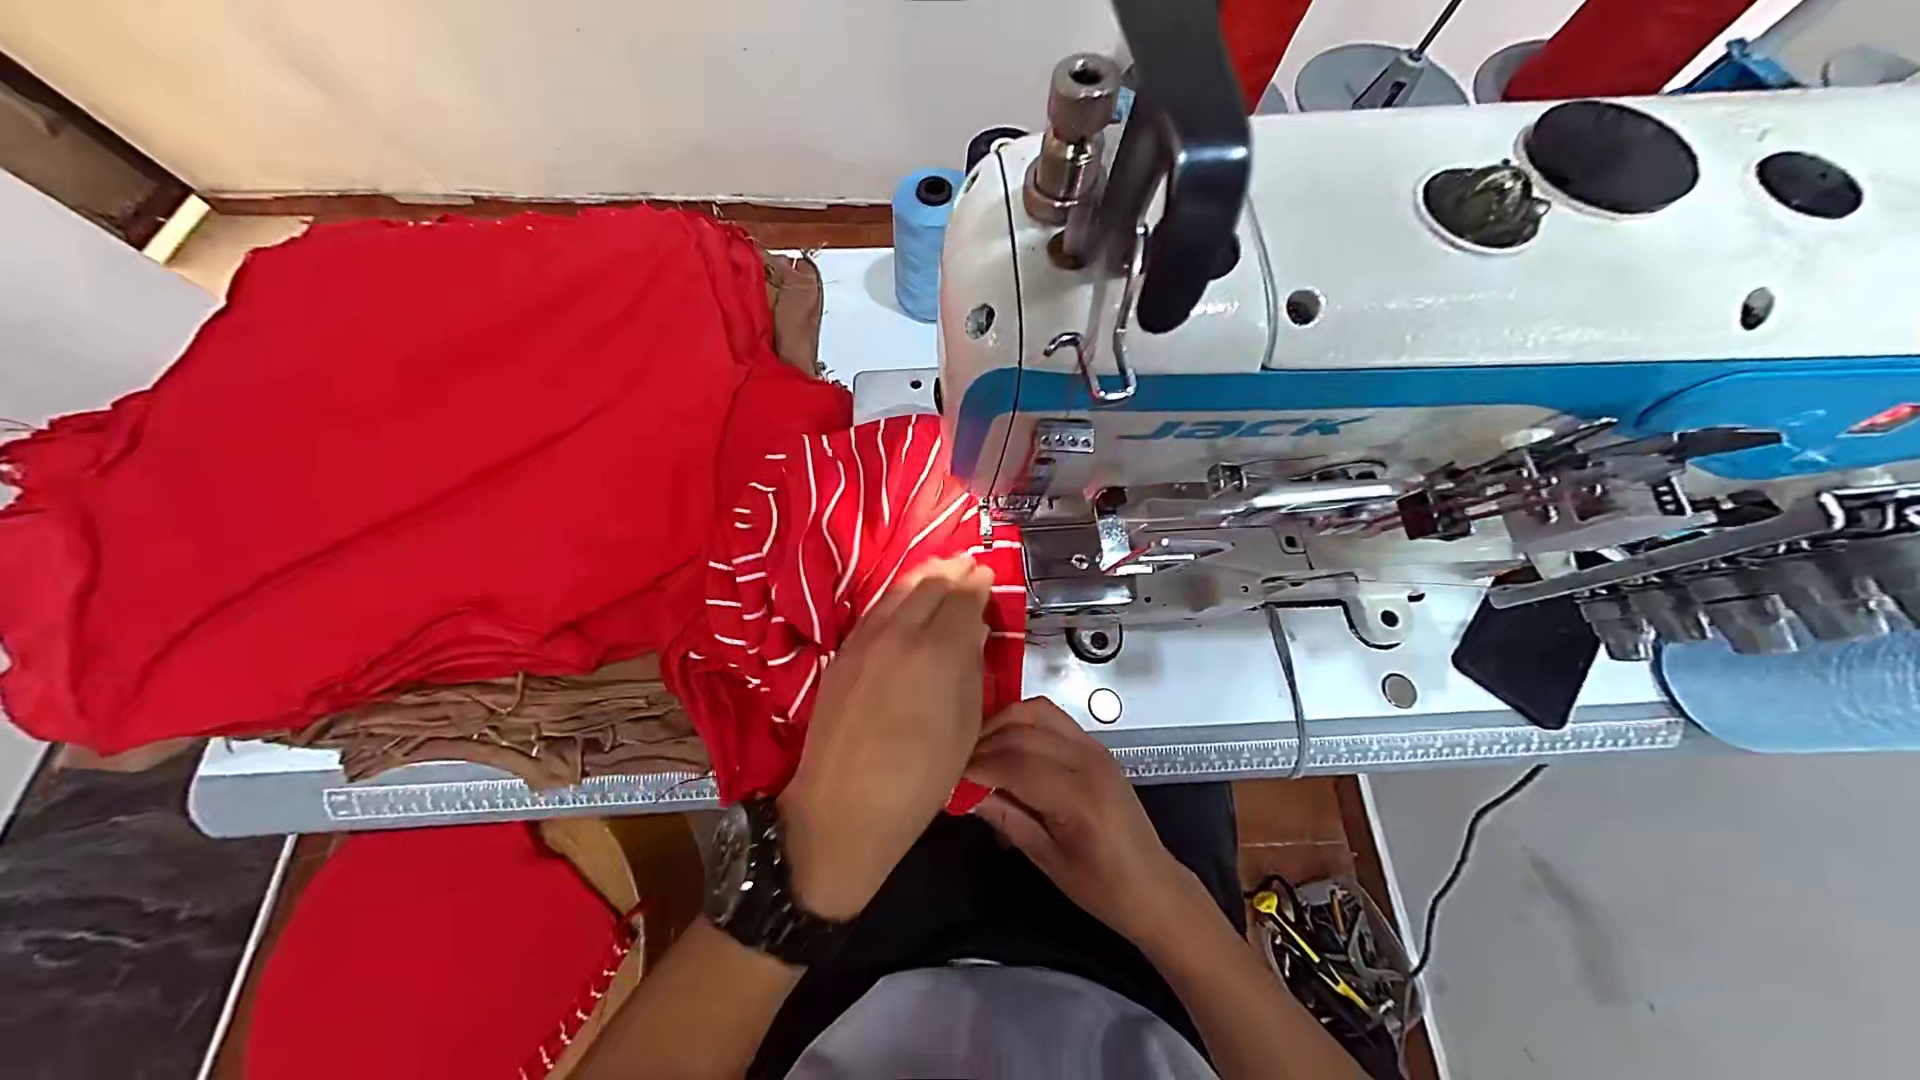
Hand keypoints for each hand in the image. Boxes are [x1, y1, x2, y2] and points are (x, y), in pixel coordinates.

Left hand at [777, 556, 992, 919]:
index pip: (964, 597)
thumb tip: (972, 632)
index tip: (988, 575)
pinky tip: (905, 600)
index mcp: (939, 651)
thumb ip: (971, 670)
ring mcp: (866, 639)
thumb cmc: (921, 777)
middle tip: (968, 565)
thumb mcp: (965, 726)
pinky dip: (898, 595)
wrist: (846, 806)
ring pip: (899, 590)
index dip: (979, 583)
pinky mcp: (843, 652)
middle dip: (954, 571)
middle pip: (931, 584)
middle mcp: (901, 633)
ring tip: (940, 570)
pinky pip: (876, 609)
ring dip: (924, 576)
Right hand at [964, 698, 1214, 946]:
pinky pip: (1051, 718)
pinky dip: (1021, 722)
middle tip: (953, 762)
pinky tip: (1004, 743)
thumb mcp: (1046, 859)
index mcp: (1078, 796)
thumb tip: (962, 793)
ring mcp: (1094, 747)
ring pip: (1035, 713)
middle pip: (1021, 732)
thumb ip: (1005, 817)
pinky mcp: (1095, 744)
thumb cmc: (1102, 886)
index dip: (974, 765)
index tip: (945, 774)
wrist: (1154, 885)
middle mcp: (1088, 760)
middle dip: (981, 743)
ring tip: (975, 749)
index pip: (1013, 763)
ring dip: (1000, 724)